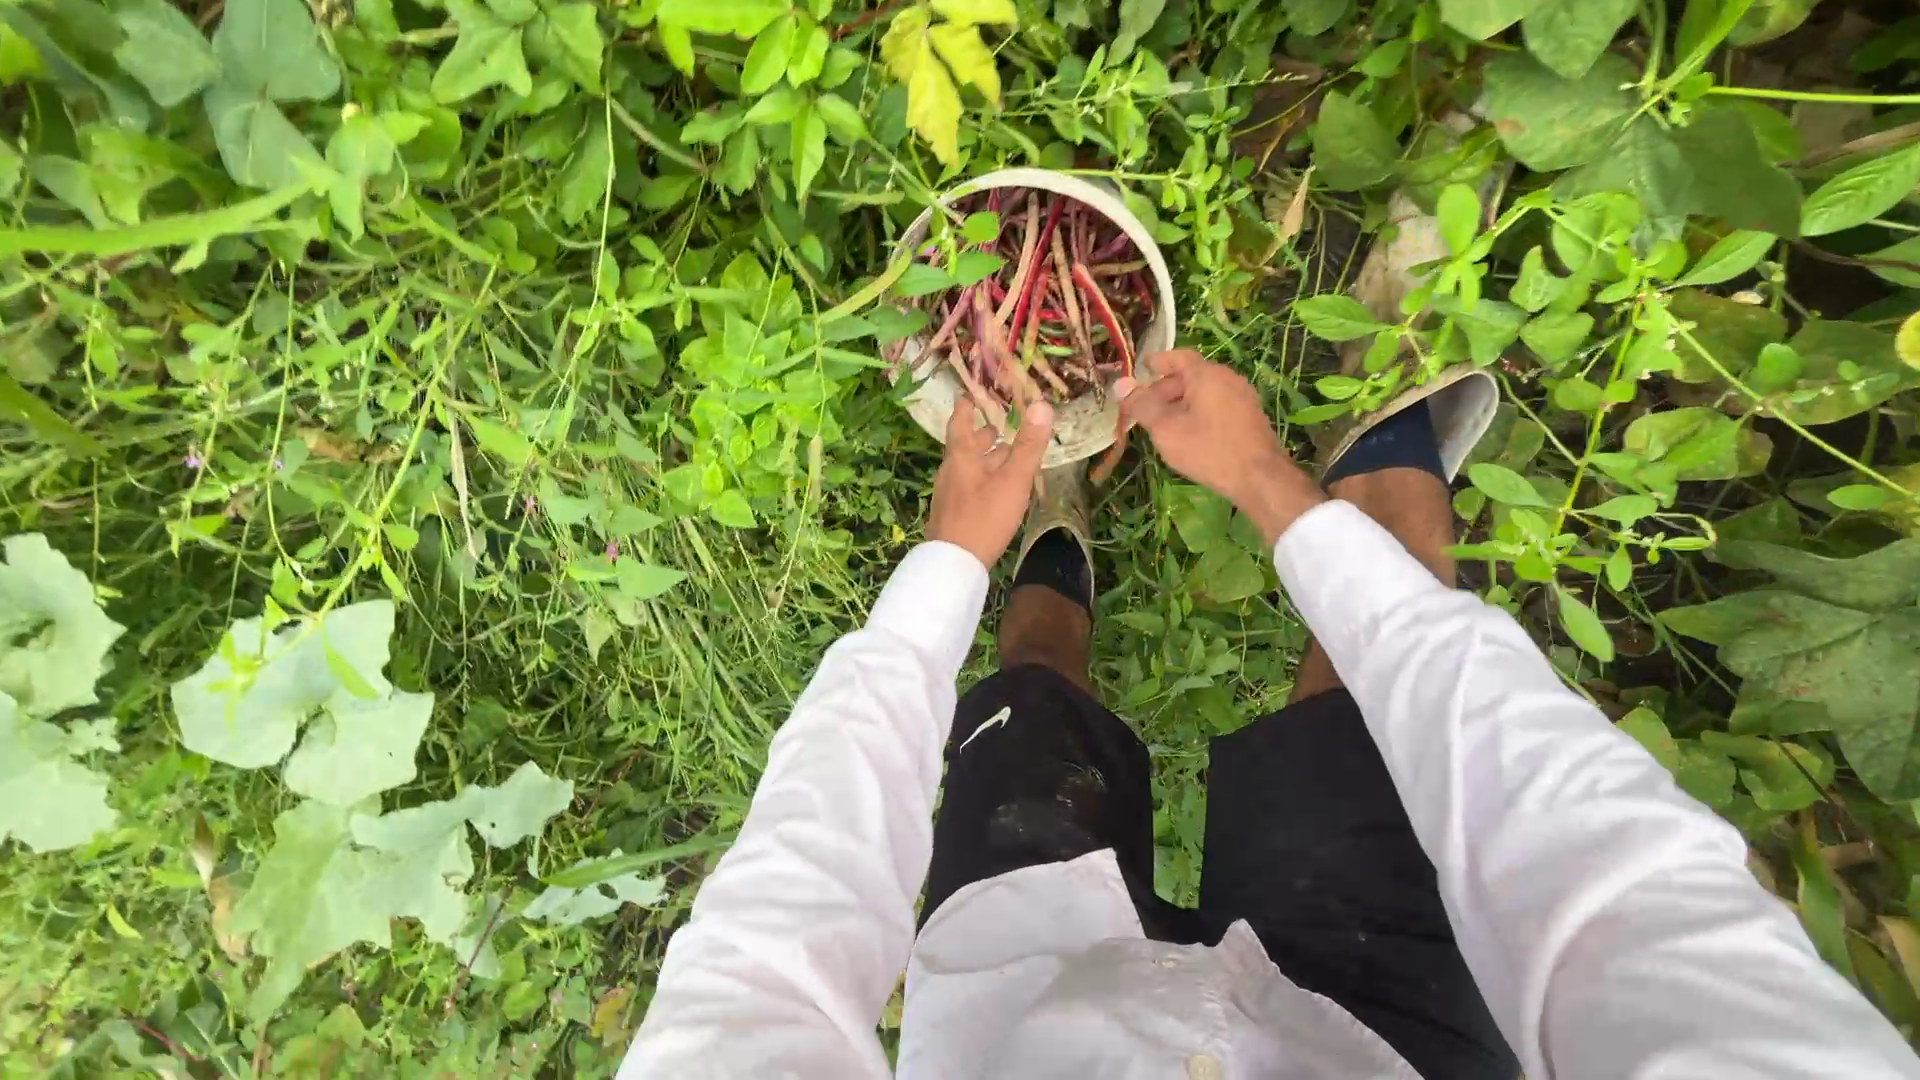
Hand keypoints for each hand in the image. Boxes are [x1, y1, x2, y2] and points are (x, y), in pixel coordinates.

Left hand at [927, 399, 1054, 567]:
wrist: (954, 564)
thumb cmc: (984, 517)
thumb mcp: (1013, 480)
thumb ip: (1028, 445)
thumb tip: (1042, 406)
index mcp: (961, 457)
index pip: (960, 423)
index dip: (966, 407)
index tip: (970, 394)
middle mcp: (951, 472)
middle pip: (966, 447)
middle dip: (982, 436)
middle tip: (998, 426)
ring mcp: (949, 495)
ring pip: (969, 469)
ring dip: (986, 460)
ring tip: (1006, 457)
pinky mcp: (953, 515)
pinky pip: (970, 488)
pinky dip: (984, 480)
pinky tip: (997, 491)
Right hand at [1118, 349, 1323, 544]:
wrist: (1259, 477)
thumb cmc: (1208, 449)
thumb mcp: (1166, 429)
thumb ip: (1142, 405)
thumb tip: (1121, 385)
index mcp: (1207, 375)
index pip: (1179, 357)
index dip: (1159, 361)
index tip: (1143, 367)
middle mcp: (1228, 379)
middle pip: (1192, 376)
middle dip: (1166, 389)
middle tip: (1146, 407)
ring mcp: (1244, 398)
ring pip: (1205, 392)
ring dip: (1182, 402)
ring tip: (1165, 424)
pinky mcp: (1251, 417)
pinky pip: (1218, 405)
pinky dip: (1199, 411)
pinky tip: (1190, 434)